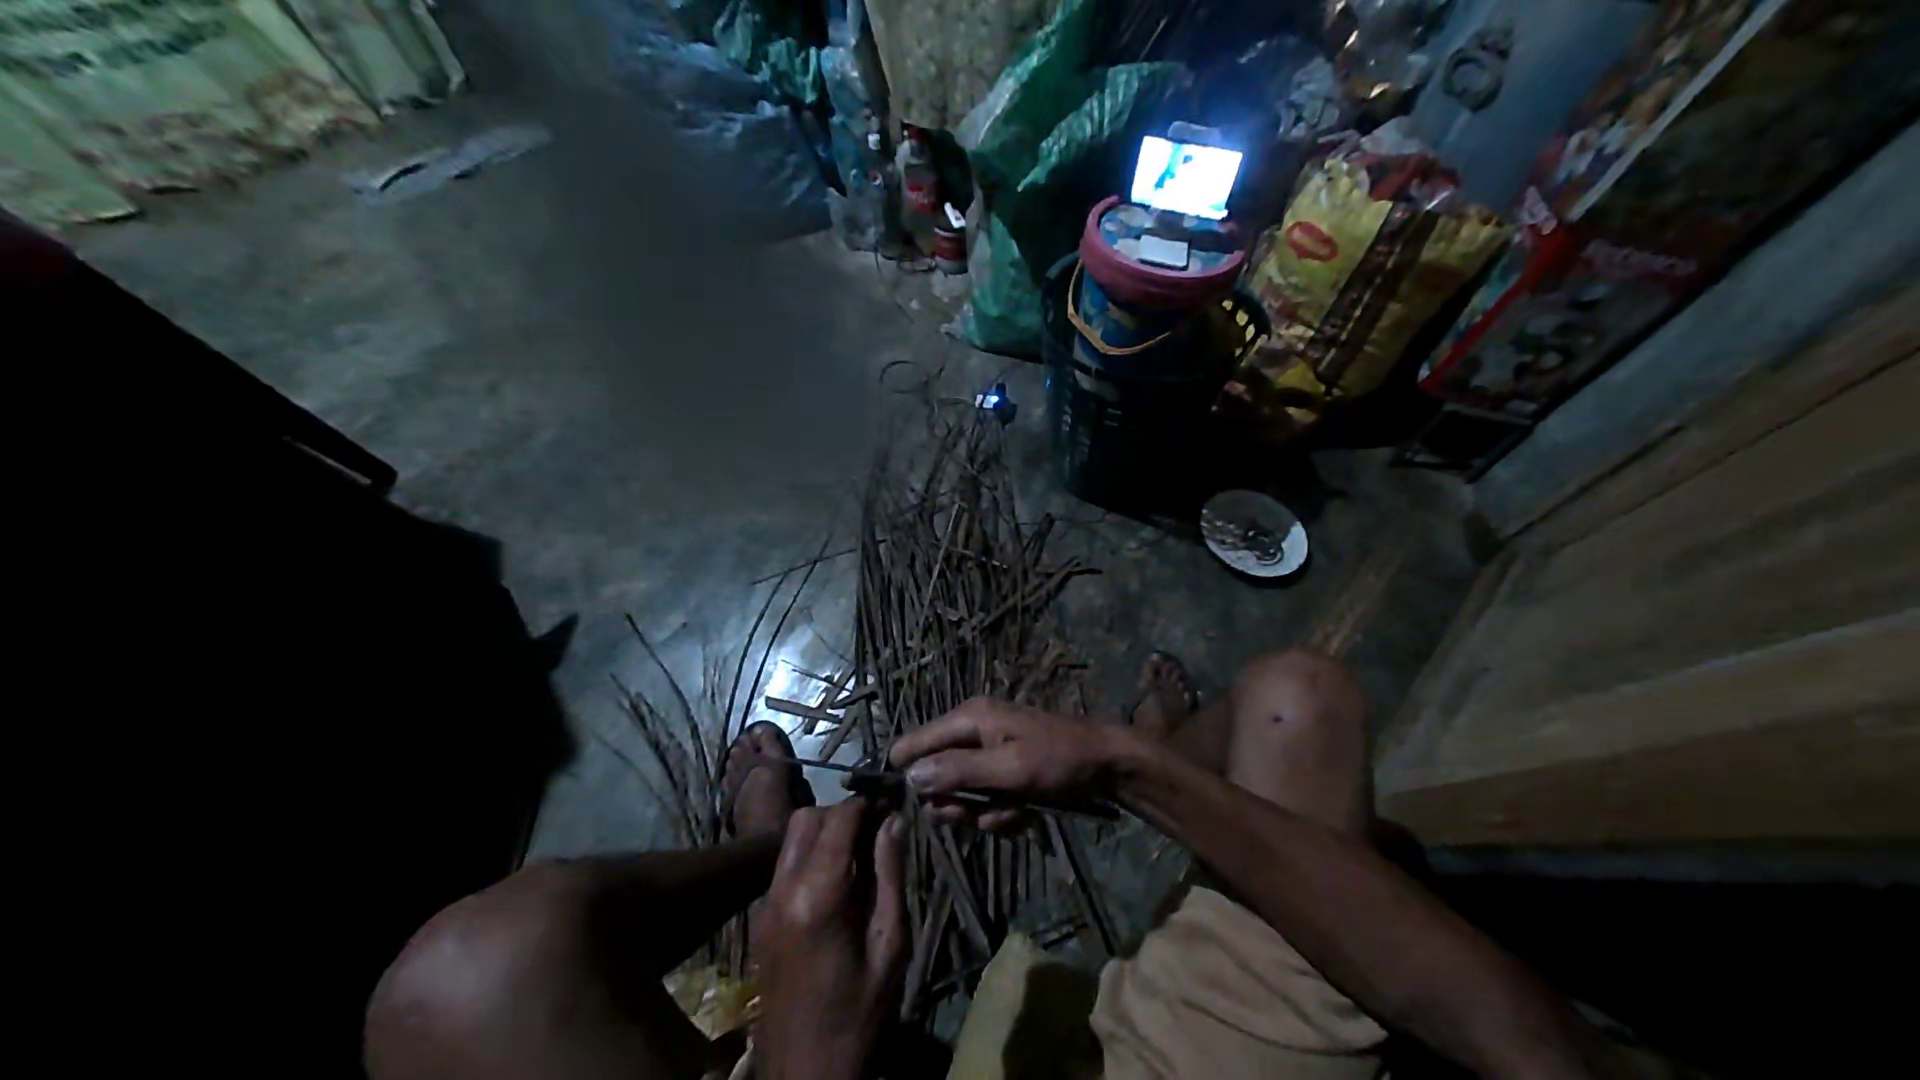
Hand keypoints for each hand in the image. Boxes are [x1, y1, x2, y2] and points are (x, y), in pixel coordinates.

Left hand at [752, 799, 906, 1079]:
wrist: (804, 1069)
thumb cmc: (859, 1011)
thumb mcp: (890, 943)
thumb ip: (890, 875)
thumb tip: (894, 820)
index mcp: (818, 895)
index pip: (839, 819)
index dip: (867, 802)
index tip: (891, 799)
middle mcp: (783, 889)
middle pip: (808, 819)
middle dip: (843, 813)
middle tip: (876, 828)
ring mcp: (766, 903)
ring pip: (792, 838)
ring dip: (825, 831)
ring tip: (859, 852)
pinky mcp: (761, 917)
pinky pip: (784, 864)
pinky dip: (810, 853)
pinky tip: (837, 879)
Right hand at [888, 698, 1120, 830]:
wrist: (1108, 766)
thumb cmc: (1058, 759)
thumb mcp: (1009, 768)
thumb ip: (958, 771)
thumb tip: (909, 775)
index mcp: (969, 719)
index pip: (915, 742)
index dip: (907, 773)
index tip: (911, 805)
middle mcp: (972, 733)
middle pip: (936, 776)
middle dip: (956, 803)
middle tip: (974, 814)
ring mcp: (989, 754)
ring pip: (962, 795)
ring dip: (984, 812)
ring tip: (1013, 813)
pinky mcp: (1004, 773)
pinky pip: (985, 800)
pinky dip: (1002, 813)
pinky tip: (1024, 815)